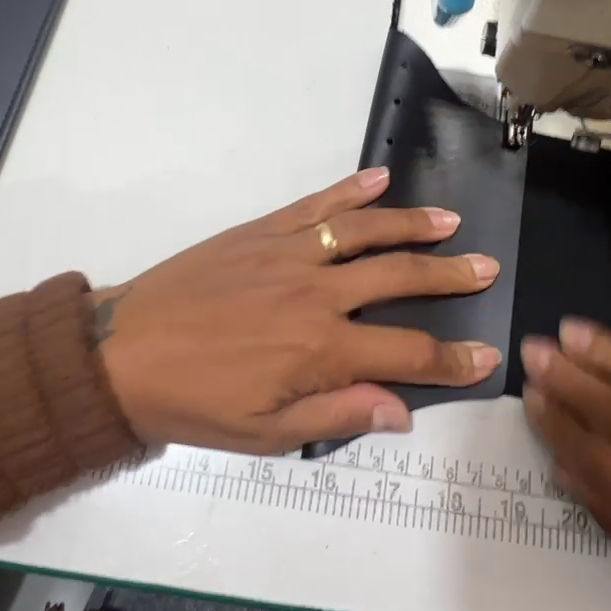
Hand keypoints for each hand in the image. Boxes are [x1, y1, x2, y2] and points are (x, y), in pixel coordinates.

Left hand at [95, 167, 502, 453]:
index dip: (452, 360)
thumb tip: (401, 411)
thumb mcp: (264, 433)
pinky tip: (378, 178)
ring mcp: (291, 253)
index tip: (486, 356)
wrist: (123, 352)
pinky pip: (316, 204)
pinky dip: (350, 189)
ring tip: (449, 220)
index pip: (407, 354)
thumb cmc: (195, 402)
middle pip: (400, 278)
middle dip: (450, 276)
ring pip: (366, 231)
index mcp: (321, 349)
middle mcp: (318, 293)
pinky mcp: (264, 230)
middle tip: (486, 266)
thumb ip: (337, 415)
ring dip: (412, 224)